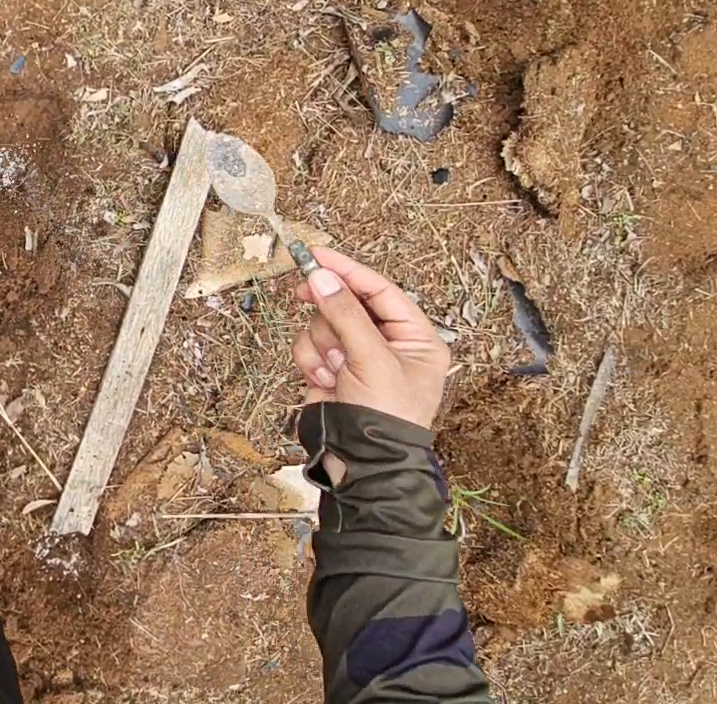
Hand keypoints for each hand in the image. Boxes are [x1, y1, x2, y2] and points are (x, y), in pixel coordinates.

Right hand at [290, 247, 450, 431]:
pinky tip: (325, 381)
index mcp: (414, 337)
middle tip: (301, 292)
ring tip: (334, 371)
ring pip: (322, 323)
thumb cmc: (385, 415)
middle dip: (328, 311)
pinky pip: (308, 344)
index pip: (379, 291)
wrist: (360, 460)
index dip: (348, 270)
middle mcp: (386, 342)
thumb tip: (321, 276)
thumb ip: (346, 314)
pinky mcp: (330, 366)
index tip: (316, 255)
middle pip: (345, 303)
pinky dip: (311, 360)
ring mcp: (355, 354)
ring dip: (321, 345)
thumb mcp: (372, 359)